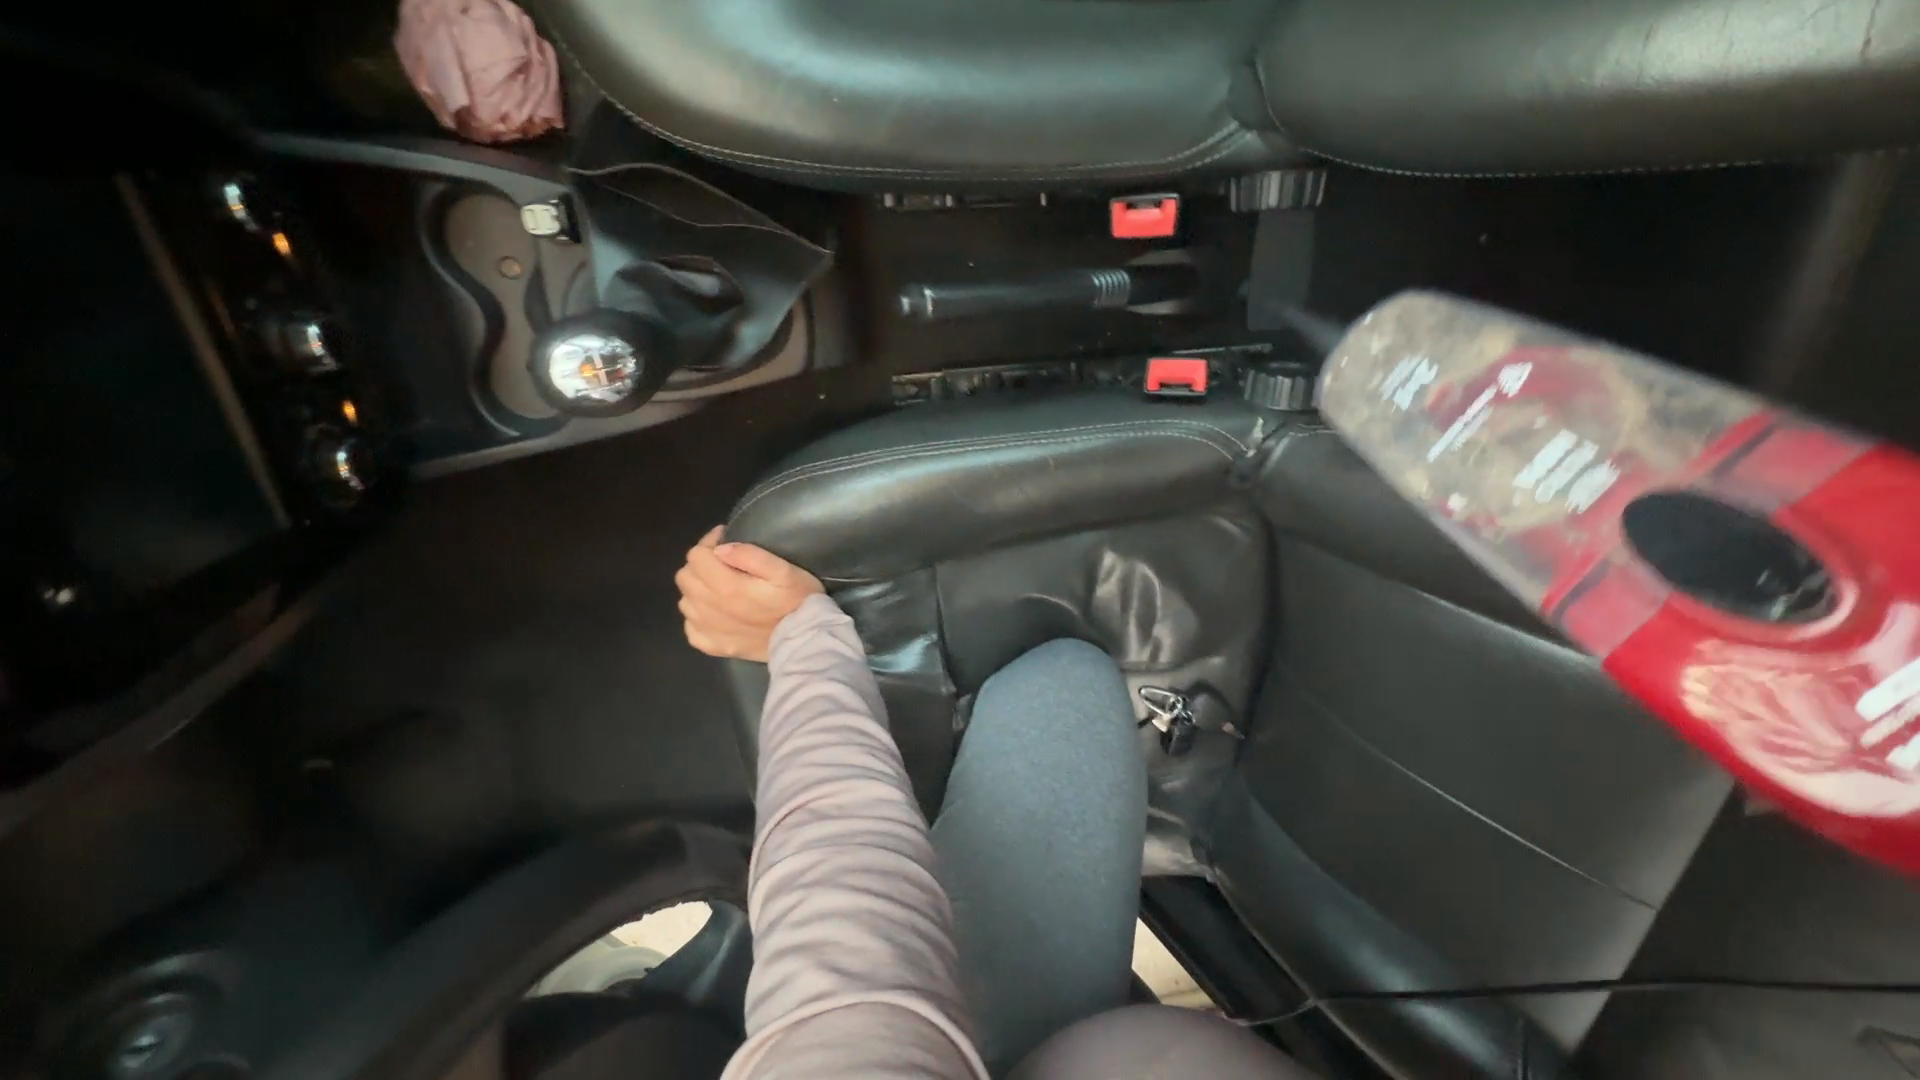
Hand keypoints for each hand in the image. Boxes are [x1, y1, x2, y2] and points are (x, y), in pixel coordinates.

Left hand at [675, 526, 824, 661]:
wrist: (805, 641)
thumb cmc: (797, 601)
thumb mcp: (784, 570)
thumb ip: (751, 555)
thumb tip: (722, 548)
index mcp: (726, 586)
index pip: (696, 556)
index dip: (708, 542)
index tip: (725, 539)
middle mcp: (709, 607)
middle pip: (684, 576)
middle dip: (700, 564)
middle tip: (722, 562)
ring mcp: (708, 629)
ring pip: (685, 601)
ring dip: (697, 590)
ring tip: (719, 587)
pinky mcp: (713, 646)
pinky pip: (690, 628)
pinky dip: (697, 616)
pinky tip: (715, 613)